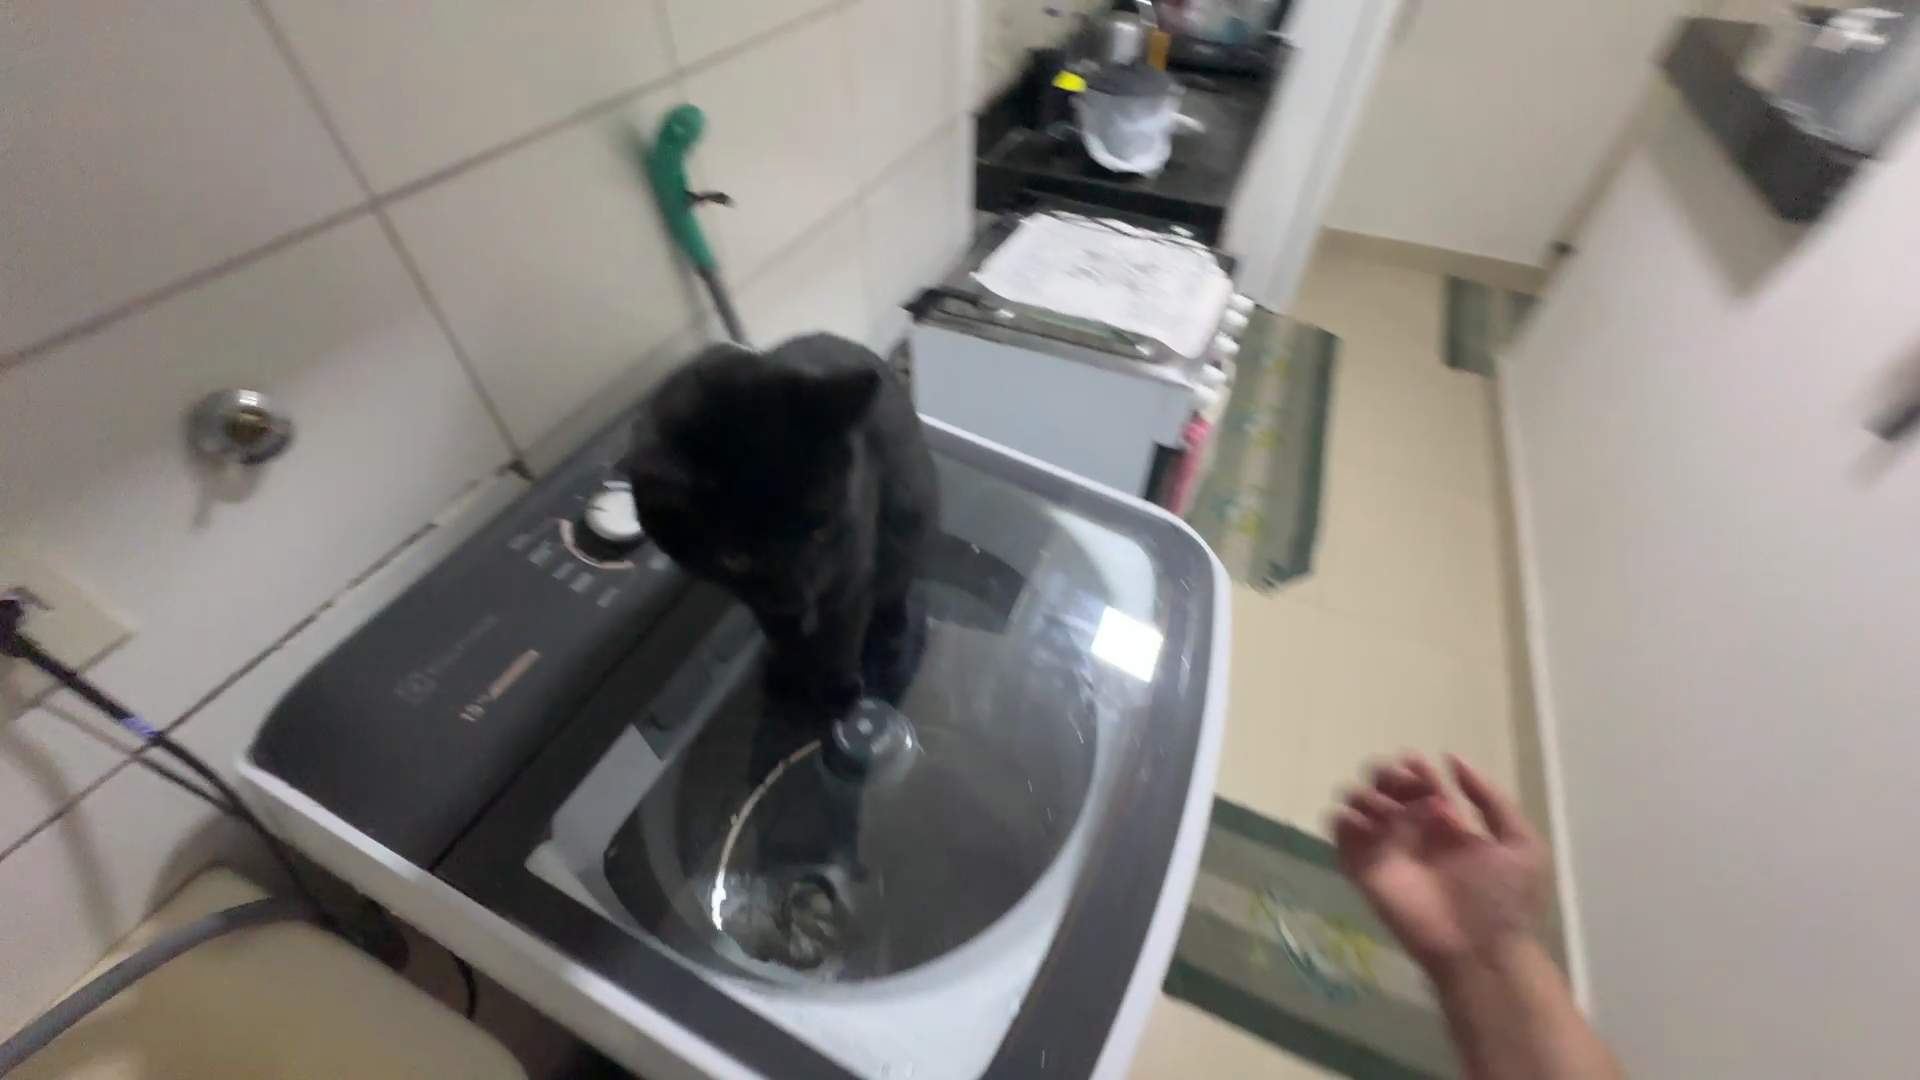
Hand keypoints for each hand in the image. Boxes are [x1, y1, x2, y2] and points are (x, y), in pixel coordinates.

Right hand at [1330, 754, 1546, 975]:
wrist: (1480, 949)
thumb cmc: (1503, 900)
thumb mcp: (1521, 845)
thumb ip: (1490, 798)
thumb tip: (1450, 758)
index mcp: (1441, 819)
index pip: (1416, 779)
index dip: (1415, 769)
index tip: (1419, 769)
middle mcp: (1407, 827)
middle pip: (1379, 782)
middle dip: (1386, 776)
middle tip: (1403, 790)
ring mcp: (1382, 844)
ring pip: (1354, 798)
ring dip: (1369, 798)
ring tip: (1394, 818)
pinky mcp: (1359, 864)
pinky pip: (1336, 827)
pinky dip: (1344, 819)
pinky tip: (1372, 830)